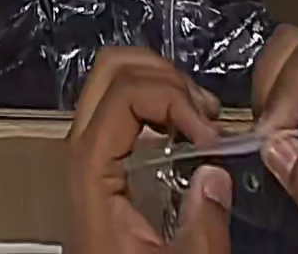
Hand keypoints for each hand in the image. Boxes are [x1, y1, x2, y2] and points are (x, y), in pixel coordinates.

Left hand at [66, 48, 229, 253]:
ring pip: (114, 77)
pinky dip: (155, 97)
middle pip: (111, 68)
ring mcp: (89, 145)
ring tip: (203, 119)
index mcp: (91, 164)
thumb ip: (202, 229)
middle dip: (164, 75)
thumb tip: (216, 171)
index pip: (125, 92)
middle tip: (207, 115)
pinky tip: (186, 128)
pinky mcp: (102, 156)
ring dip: (161, 82)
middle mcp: (81, 142)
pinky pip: (121, 101)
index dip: (172, 99)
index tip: (211, 138)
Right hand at [254, 26, 297, 253]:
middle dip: (270, 84)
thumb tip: (275, 146)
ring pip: (283, 61)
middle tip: (267, 131)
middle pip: (296, 47)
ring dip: (267, 96)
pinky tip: (274, 143)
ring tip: (270, 140)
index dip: (285, 93)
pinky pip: (281, 86)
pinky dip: (267, 108)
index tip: (270, 137)